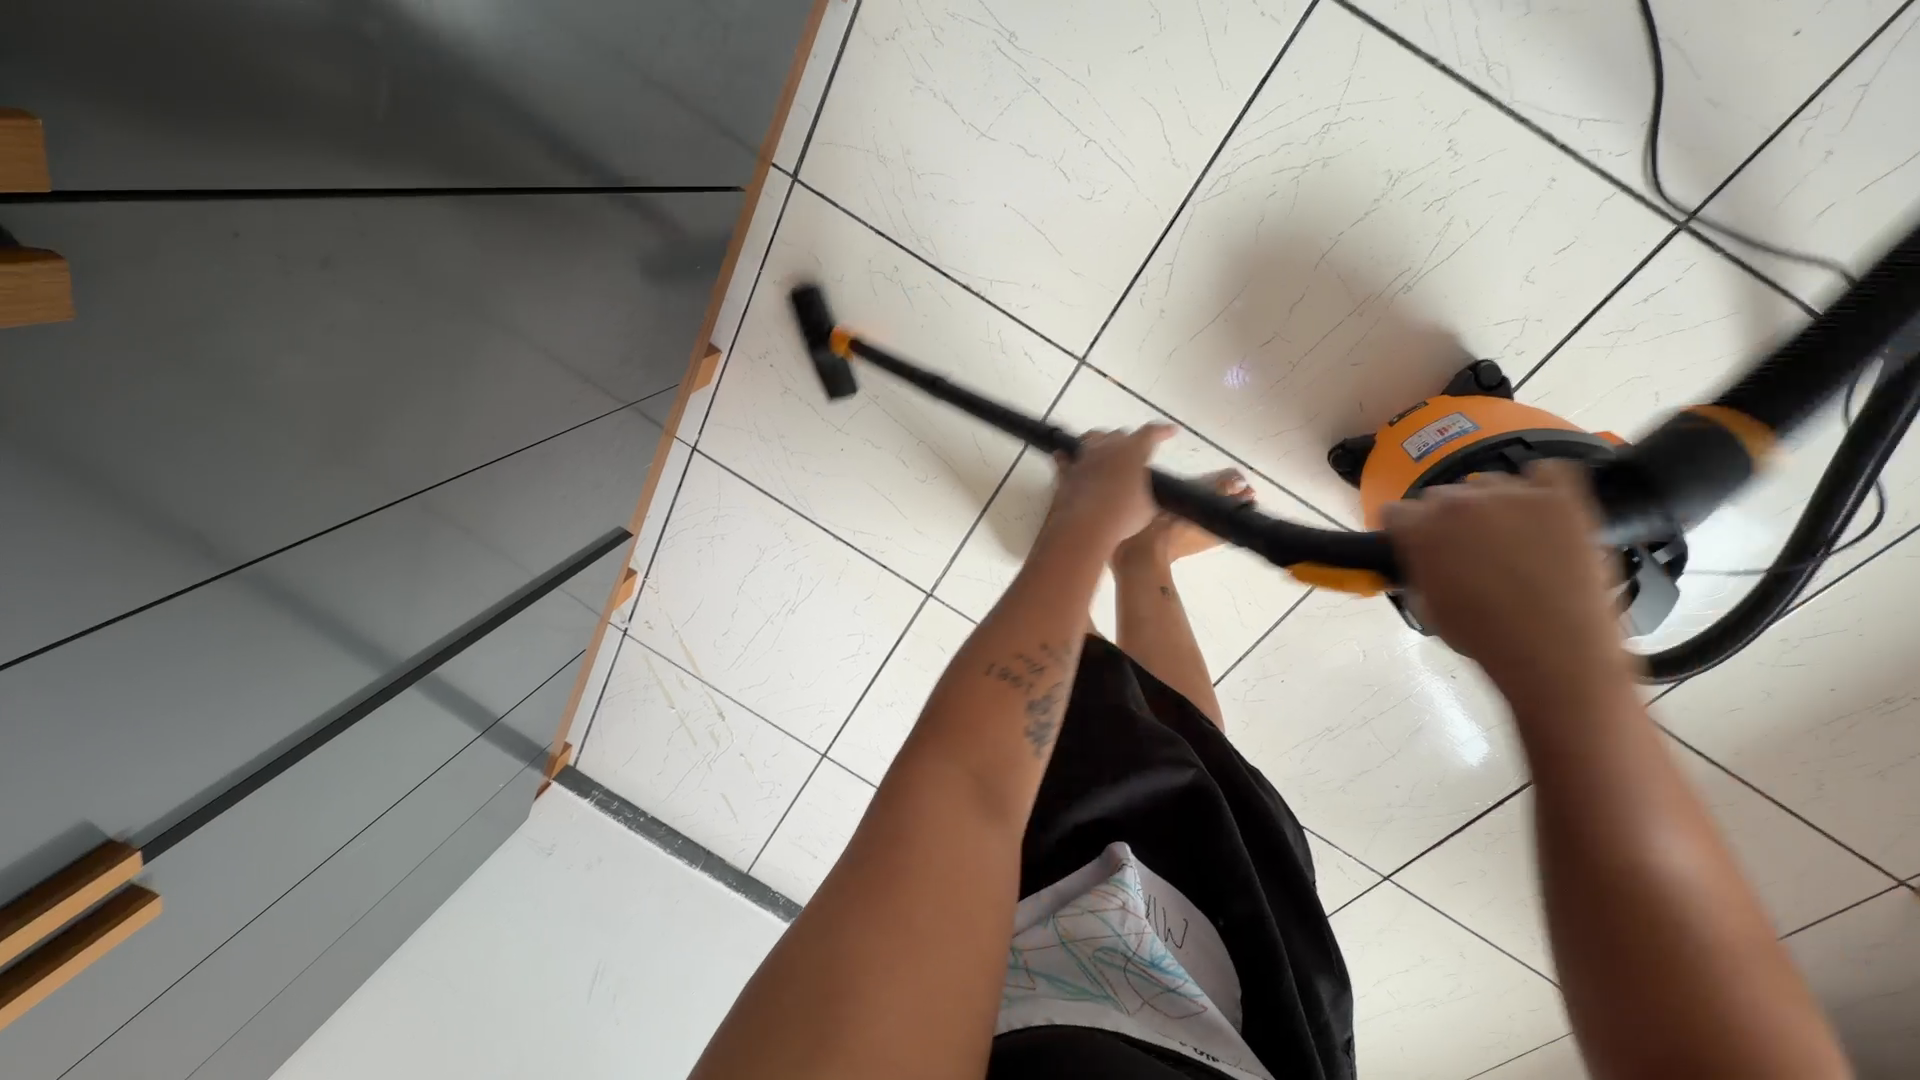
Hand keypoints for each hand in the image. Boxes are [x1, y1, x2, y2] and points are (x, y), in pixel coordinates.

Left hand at [1039, 426, 1174, 558]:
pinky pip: (1066, 457)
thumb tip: (1143, 491)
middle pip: (1120, 434)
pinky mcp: (1066, 470)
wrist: (1084, 526)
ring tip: (1105, 451)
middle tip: (1134, 454)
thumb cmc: (1123, 516)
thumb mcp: (1148, 507)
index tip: (1171, 431)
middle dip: (1129, 441)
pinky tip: (1069, 458)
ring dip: (1101, 442)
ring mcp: (1084, 457)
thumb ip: (1147, 493)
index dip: (1162, 431)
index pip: (1151, 433)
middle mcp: (1107, 447)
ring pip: (1092, 439)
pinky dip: (1070, 456)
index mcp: (1133, 451)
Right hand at [1381, 461, 1636, 707]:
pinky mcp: (1560, 497)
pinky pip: (1544, 471)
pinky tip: (1538, 513)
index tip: (1416, 547)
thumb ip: (1416, 568)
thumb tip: (1421, 556)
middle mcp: (1458, 502)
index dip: (1404, 532)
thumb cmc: (1484, 637)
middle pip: (1440, 496)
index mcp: (1418, 529)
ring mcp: (1512, 494)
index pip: (1395, 511)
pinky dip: (1538, 487)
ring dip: (1490, 506)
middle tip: (1465, 551)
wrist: (1556, 652)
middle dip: (1445, 519)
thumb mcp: (1427, 605)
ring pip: (1488, 484)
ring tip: (1509, 539)